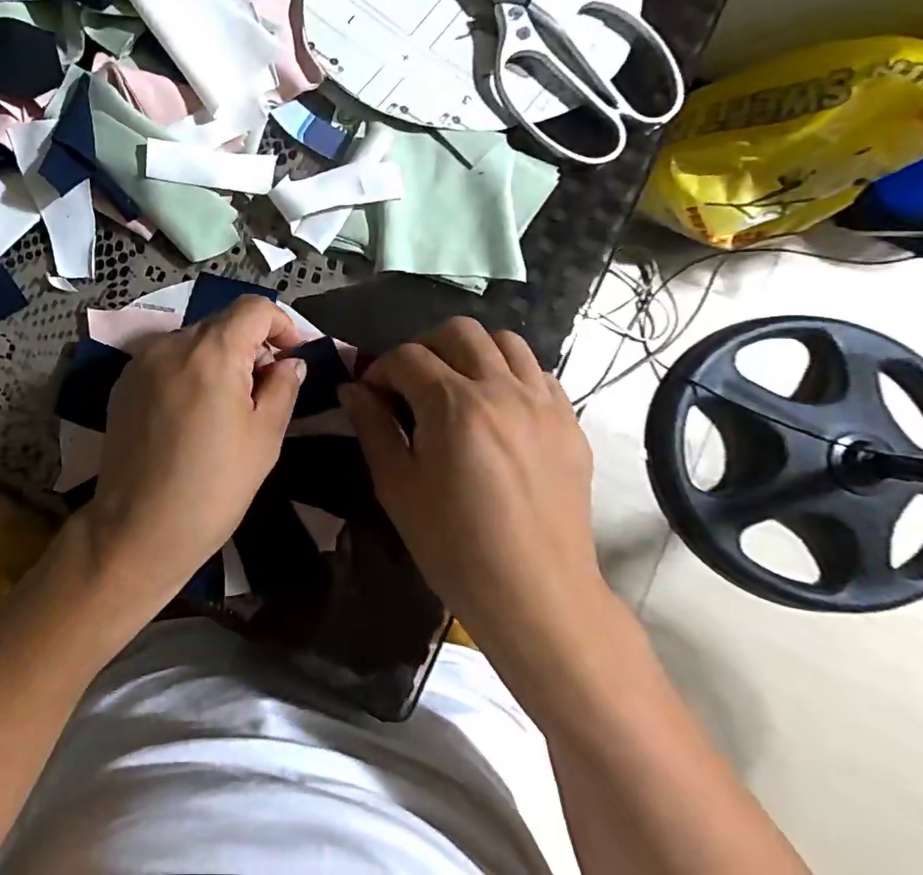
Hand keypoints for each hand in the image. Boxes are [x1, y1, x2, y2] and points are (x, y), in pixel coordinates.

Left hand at [78, 296, 307, 606]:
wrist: (139, 526)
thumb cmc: (214, 487)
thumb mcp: (264, 438)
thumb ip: (282, 387)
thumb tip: (289, 362)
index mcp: (209, 353)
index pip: (251, 308)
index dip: (281, 324)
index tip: (292, 356)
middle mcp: (169, 345)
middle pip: (219, 323)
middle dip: (249, 344)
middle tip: (264, 387)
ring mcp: (139, 363)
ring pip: (190, 342)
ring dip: (216, 358)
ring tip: (228, 404)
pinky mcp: (122, 384)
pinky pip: (164, 361)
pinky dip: (187, 371)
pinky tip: (192, 413)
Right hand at [341, 317, 607, 653]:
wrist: (533, 589)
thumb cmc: (451, 541)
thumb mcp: (395, 483)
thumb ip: (372, 425)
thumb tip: (352, 389)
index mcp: (455, 406)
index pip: (407, 357)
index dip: (379, 370)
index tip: (370, 397)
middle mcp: (504, 391)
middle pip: (459, 332)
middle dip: (423, 348)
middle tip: (408, 384)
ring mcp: (545, 404)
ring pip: (506, 342)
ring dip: (469, 353)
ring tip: (452, 388)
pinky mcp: (570, 424)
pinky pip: (538, 373)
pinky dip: (508, 374)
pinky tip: (491, 410)